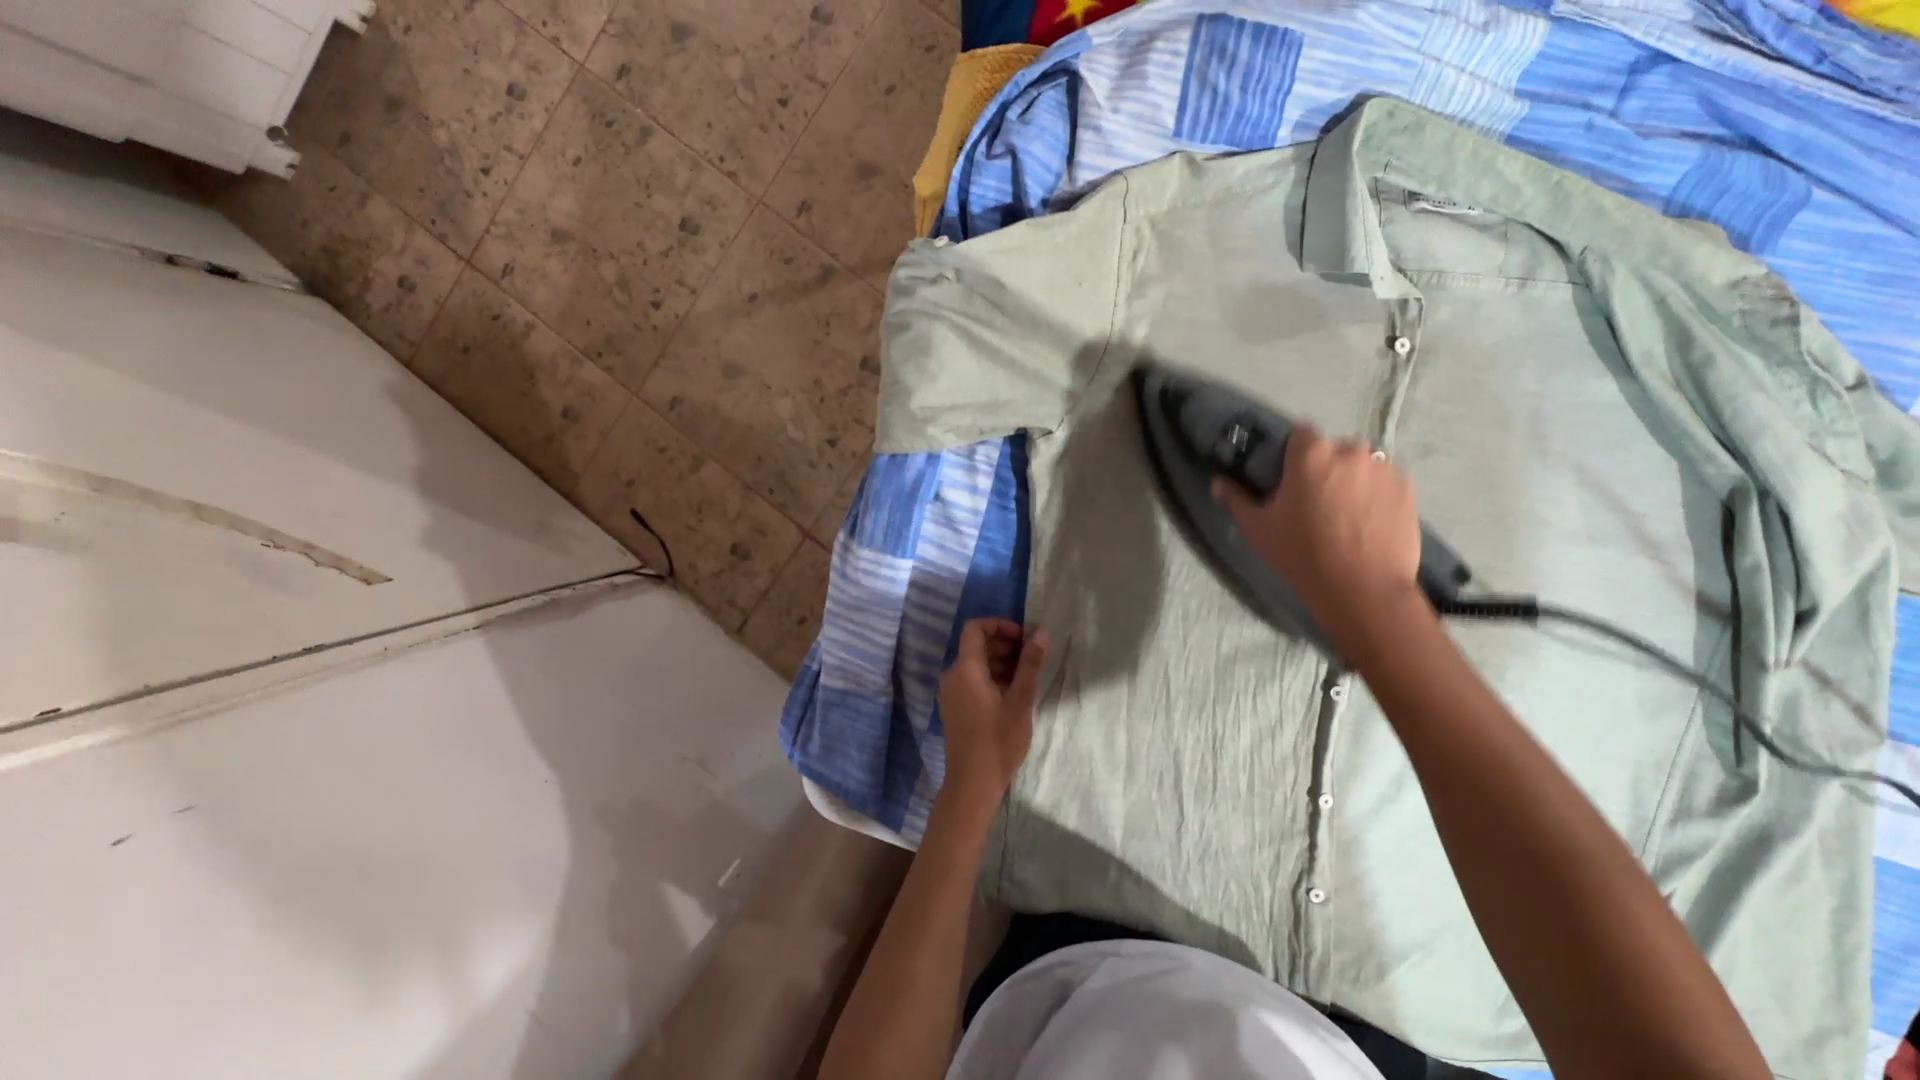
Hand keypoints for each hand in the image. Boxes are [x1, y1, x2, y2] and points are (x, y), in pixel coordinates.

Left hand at [937, 618, 1048, 814]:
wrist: (972, 782)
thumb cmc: (999, 740)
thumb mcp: (1020, 701)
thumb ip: (1030, 664)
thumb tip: (1041, 634)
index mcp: (965, 669)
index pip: (975, 628)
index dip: (1000, 625)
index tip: (1024, 637)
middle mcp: (952, 676)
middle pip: (976, 646)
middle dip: (1004, 645)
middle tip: (1032, 657)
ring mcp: (950, 693)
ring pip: (975, 665)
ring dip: (1000, 663)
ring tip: (1026, 677)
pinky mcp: (953, 708)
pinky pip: (971, 681)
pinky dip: (990, 679)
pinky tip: (1012, 694)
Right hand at [1212, 423, 1422, 642]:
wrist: (1363, 589)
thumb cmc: (1302, 555)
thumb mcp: (1258, 530)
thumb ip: (1235, 500)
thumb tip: (1218, 483)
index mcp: (1311, 454)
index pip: (1300, 434)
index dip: (1293, 455)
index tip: (1290, 481)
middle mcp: (1351, 451)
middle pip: (1334, 451)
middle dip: (1326, 469)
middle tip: (1318, 504)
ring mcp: (1384, 468)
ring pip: (1362, 467)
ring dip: (1353, 481)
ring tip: (1348, 517)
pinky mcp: (1407, 489)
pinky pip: (1386, 484)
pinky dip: (1377, 496)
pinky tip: (1369, 525)